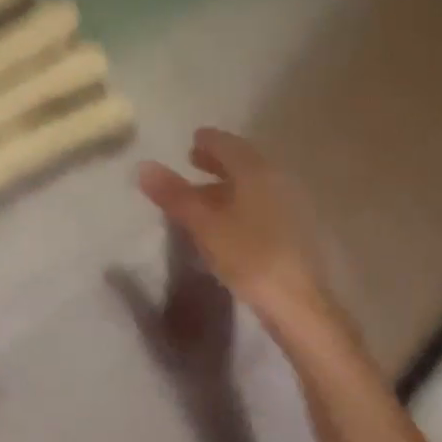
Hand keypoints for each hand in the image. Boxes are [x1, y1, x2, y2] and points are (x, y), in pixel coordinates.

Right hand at [137, 128, 332, 330]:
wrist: (297, 301)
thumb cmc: (248, 257)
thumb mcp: (204, 226)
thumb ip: (175, 195)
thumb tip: (144, 166)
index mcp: (257, 172)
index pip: (229, 145)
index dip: (209, 141)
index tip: (193, 140)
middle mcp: (278, 181)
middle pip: (245, 164)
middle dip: (218, 163)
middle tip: (194, 162)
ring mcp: (290, 206)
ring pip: (254, 187)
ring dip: (229, 187)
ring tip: (203, 198)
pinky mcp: (294, 232)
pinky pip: (263, 206)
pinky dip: (242, 205)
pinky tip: (229, 224)